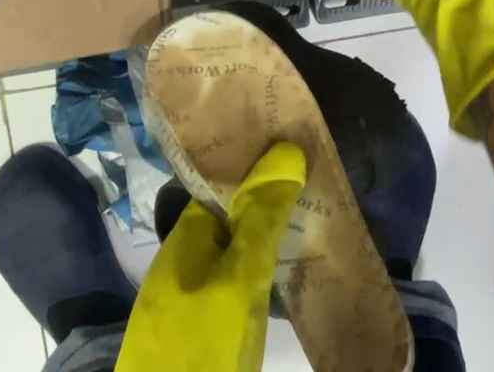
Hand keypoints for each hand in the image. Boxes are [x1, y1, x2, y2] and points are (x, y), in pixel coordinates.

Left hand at [116, 142, 304, 371]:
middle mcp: (180, 262)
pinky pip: (232, 288)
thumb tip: (285, 151)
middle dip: (264, 206)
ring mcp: (187, 298)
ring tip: (309, 227)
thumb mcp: (240, 278)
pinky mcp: (199, 330)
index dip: (254, 170)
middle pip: (227, 221)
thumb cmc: (203, 342)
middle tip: (312, 192)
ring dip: (263, 244)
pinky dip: (258, 279)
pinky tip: (286, 280)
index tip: (292, 157)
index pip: (219, 187)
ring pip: (231, 256)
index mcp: (183, 238)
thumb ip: (261, 220)